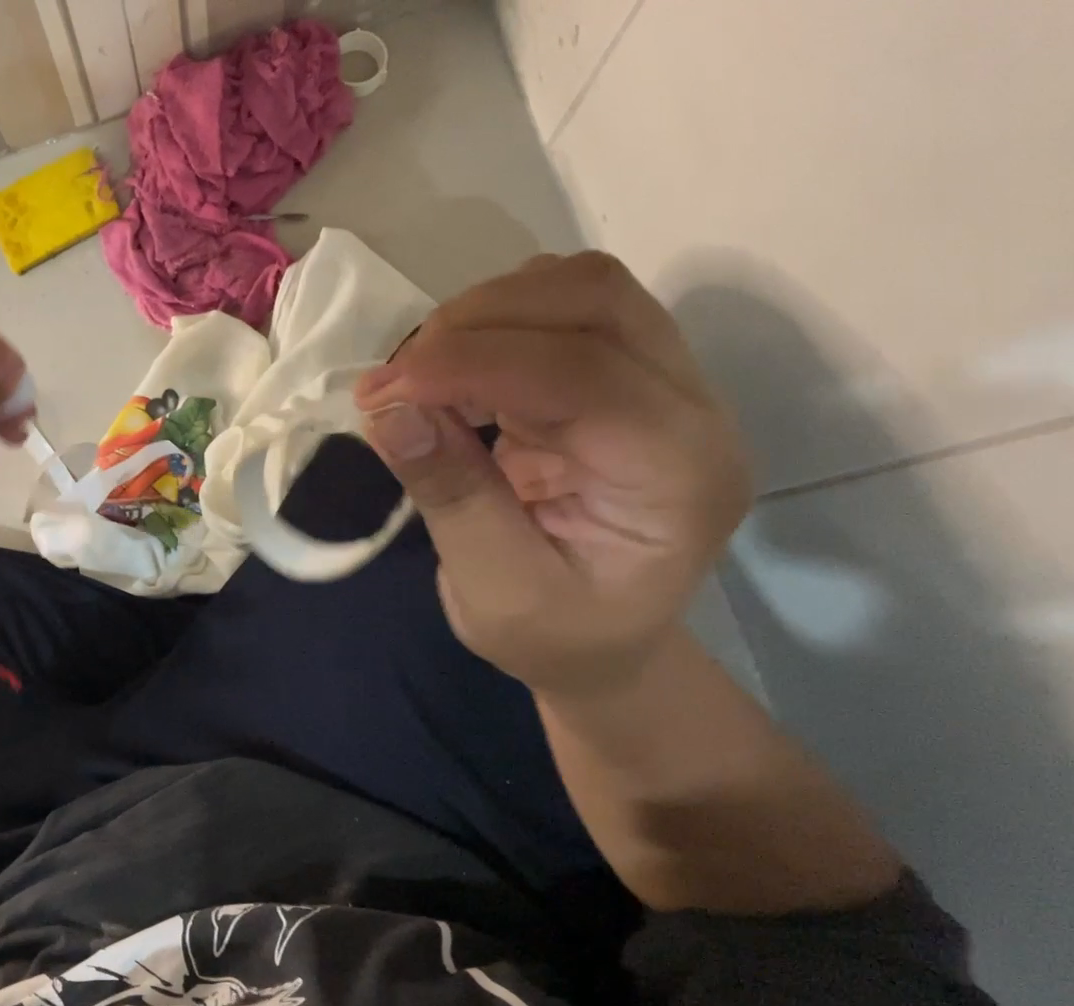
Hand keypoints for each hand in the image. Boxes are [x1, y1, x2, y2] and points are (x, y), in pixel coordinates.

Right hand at [357, 252, 751, 696]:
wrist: (608, 650)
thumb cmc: (558, 638)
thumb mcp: (496, 593)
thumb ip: (452, 498)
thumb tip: (390, 410)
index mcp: (677, 476)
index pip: (582, 373)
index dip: (473, 363)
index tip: (382, 391)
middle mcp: (691, 411)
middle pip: (596, 299)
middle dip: (479, 321)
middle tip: (399, 380)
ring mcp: (665, 384)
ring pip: (582, 288)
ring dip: (486, 313)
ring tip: (421, 373)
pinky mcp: (625, 376)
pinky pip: (565, 310)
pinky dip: (496, 322)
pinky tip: (454, 370)